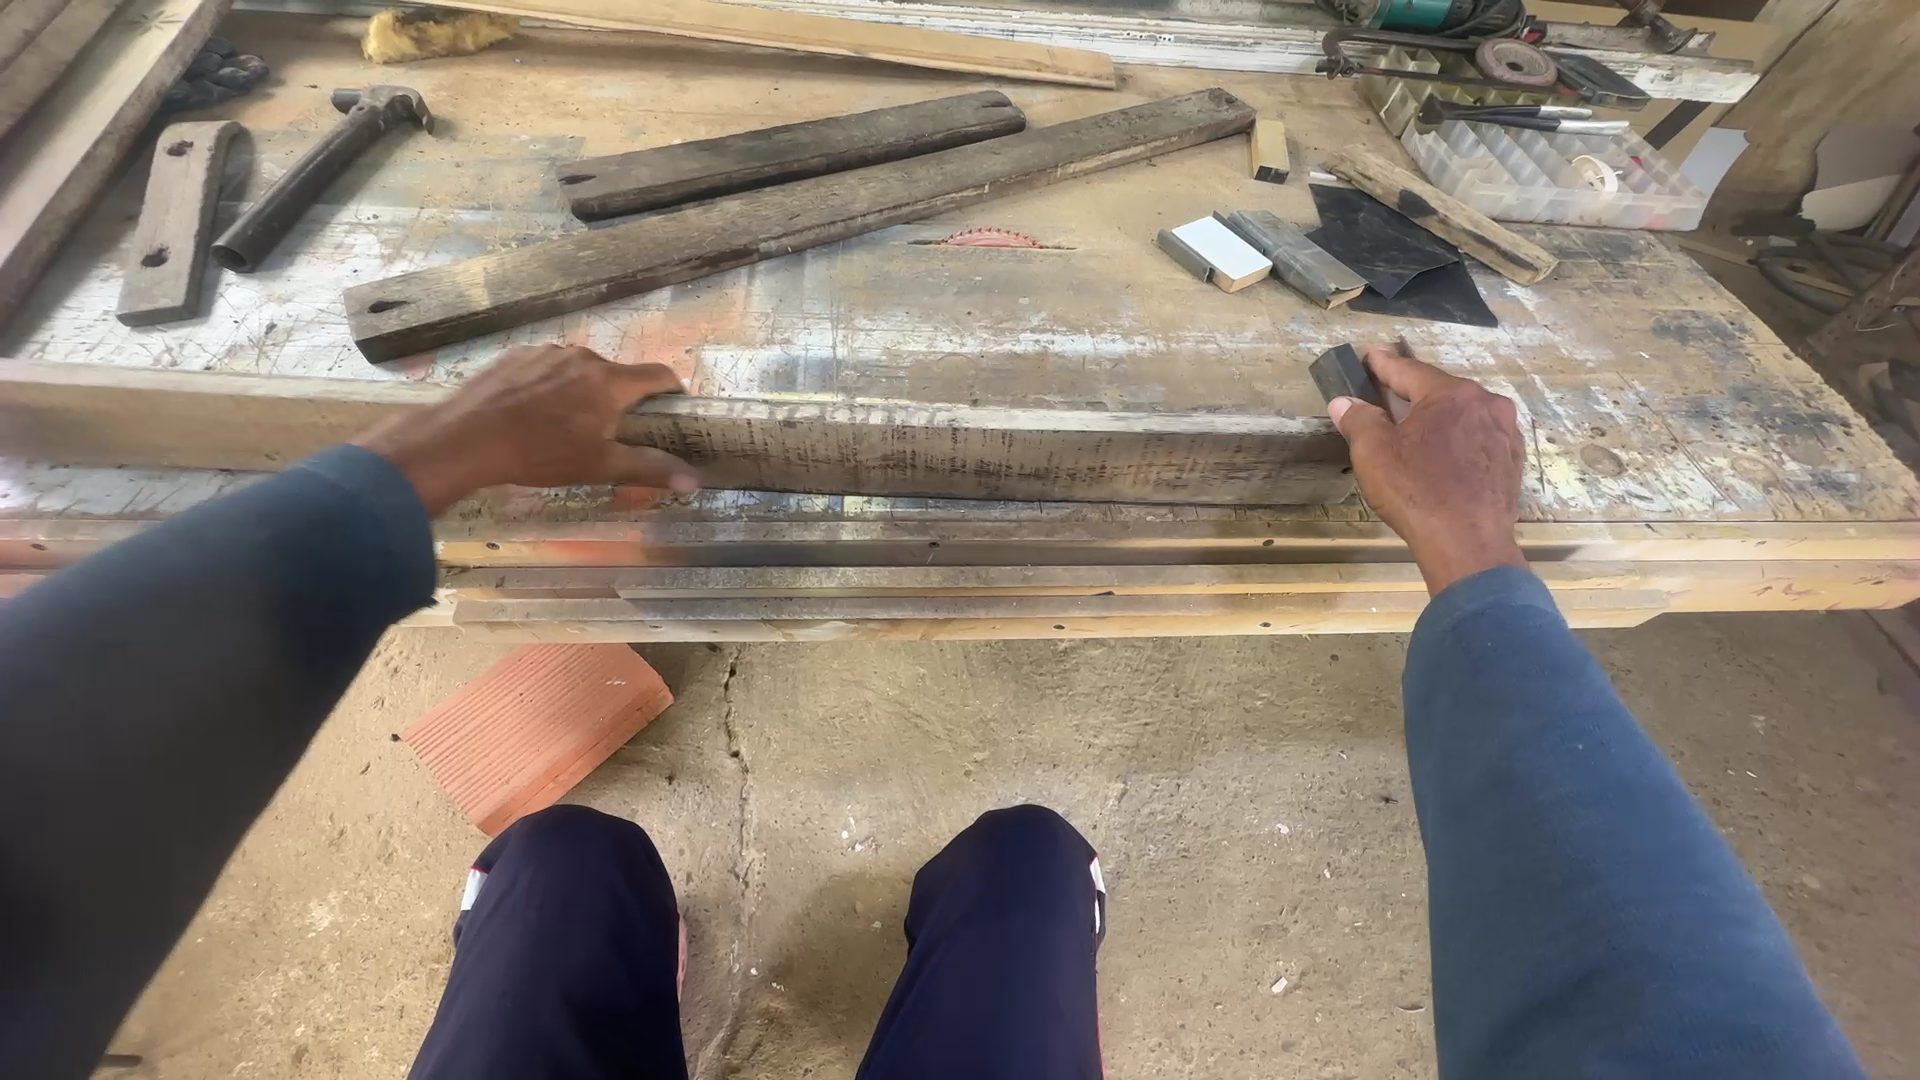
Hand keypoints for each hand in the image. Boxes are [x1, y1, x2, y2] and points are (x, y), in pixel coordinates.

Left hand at [353, 345, 699, 516]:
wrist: (464, 439)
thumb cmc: (541, 454)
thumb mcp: (601, 466)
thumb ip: (651, 468)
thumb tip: (696, 481)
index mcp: (610, 381)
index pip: (659, 374)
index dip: (673, 390)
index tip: (673, 408)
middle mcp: (582, 357)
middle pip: (617, 374)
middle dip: (621, 399)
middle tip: (611, 431)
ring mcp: (545, 352)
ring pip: (579, 370)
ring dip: (583, 391)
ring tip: (566, 423)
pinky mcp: (513, 355)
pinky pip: (546, 368)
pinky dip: (550, 386)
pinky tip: (533, 413)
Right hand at [1327, 346, 1526, 594]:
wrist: (1467, 541)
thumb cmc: (1416, 490)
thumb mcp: (1373, 452)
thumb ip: (1358, 420)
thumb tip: (1344, 402)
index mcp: (1452, 395)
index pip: (1410, 371)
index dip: (1384, 364)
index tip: (1370, 354)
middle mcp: (1487, 405)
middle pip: (1441, 392)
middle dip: (1412, 393)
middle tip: (1388, 394)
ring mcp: (1506, 433)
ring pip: (1462, 416)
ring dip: (1436, 419)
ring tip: (1414, 429)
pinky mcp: (1511, 462)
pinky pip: (1476, 440)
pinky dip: (1455, 441)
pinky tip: (1440, 457)